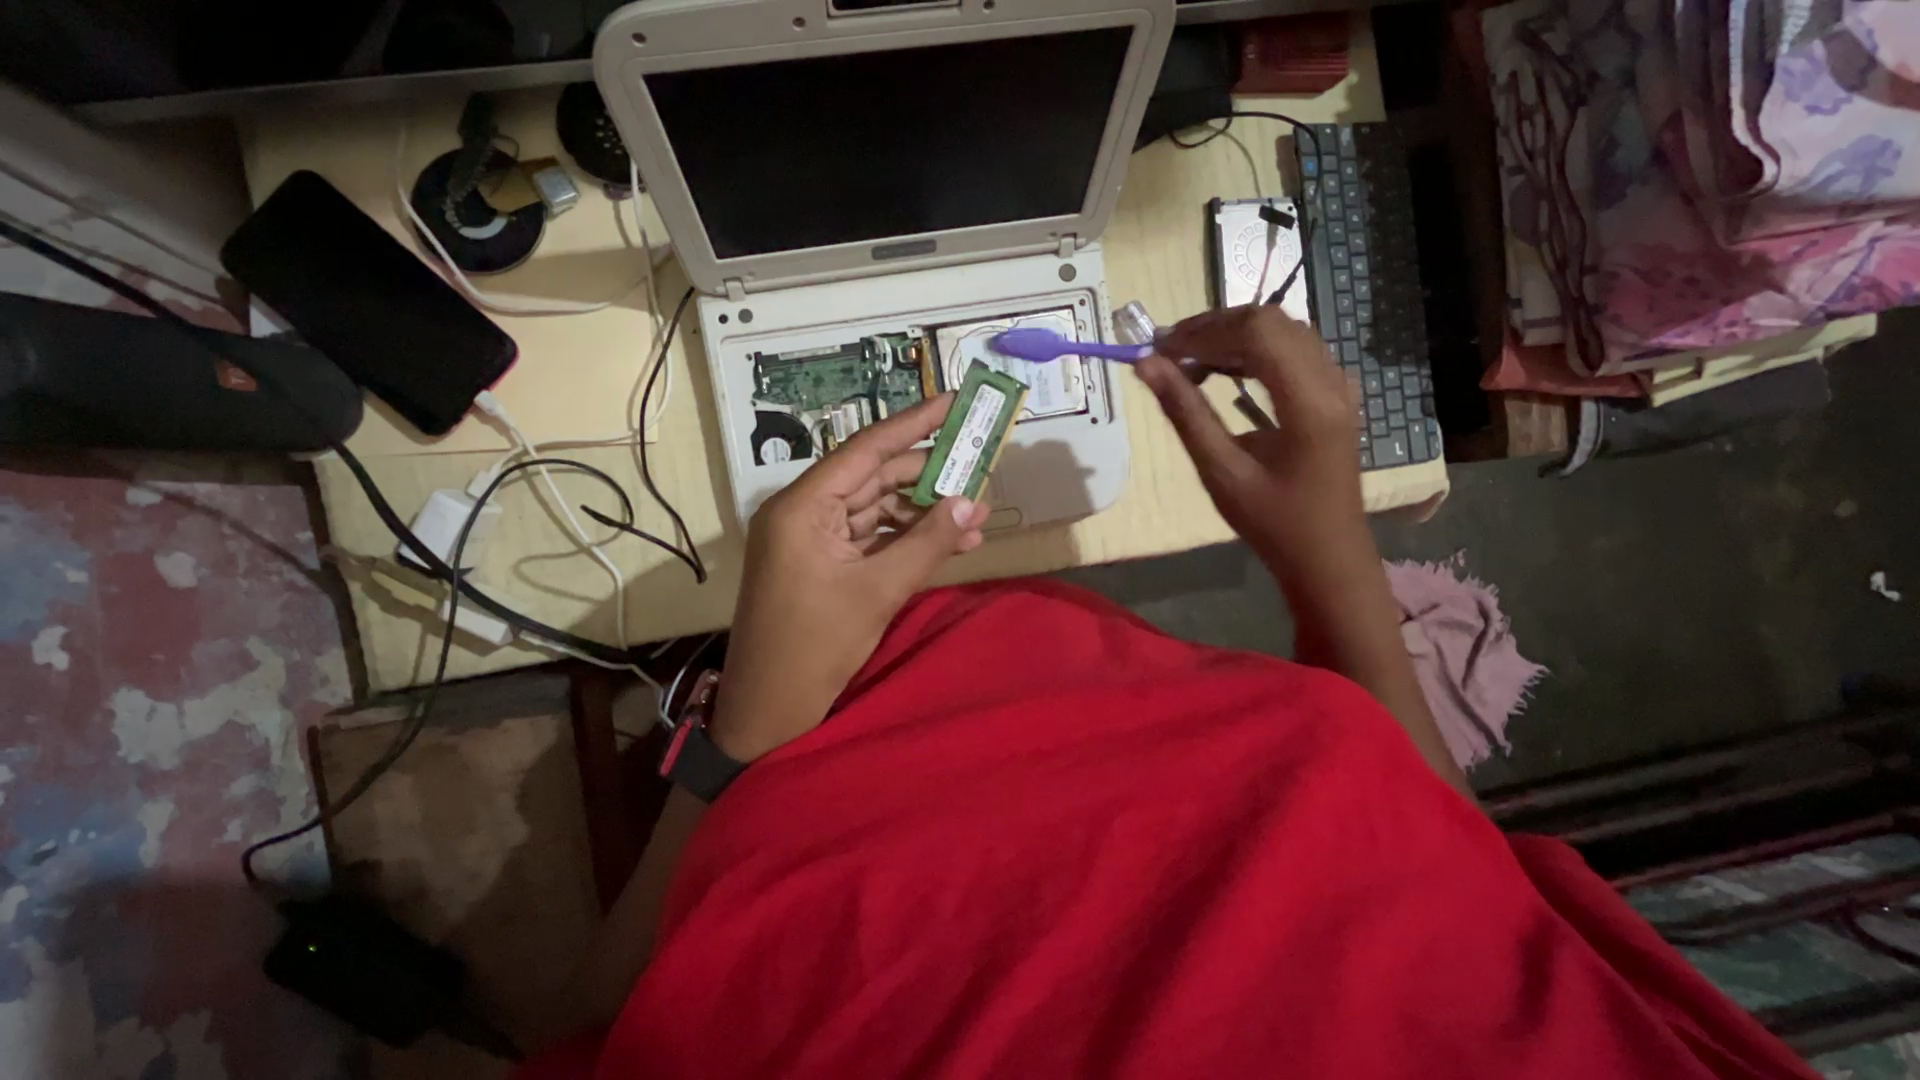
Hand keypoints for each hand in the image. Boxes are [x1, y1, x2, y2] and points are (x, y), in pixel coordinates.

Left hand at [711, 395, 989, 762]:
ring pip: (875, 509)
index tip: (954, 401)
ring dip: (922, 513)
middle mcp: (802, 511)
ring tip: (976, 517)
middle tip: (980, 472)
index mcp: (802, 506)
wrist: (767, 711)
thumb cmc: (815, 647)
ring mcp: (809, 538)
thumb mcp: (878, 591)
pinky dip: (904, 540)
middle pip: (873, 477)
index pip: (866, 449)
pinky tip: (949, 543)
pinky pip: (868, 538)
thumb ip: (928, 541)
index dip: (914, 423)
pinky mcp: (819, 563)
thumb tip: (974, 501)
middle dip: (927, 477)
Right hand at [1134, 306, 1364, 570]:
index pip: (1257, 333)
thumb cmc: (1273, 523)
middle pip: (1271, 322)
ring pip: (1283, 330)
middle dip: (1214, 328)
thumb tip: (1145, 364)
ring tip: (1188, 363)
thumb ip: (1185, 412)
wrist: (1328, 556)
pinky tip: (1223, 373)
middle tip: (1168, 353)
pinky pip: (1294, 350)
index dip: (1204, 331)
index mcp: (1309, 404)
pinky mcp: (1335, 394)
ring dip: (1233, 336)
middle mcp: (1331, 382)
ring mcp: (1339, 386)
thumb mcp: (1221, 472)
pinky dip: (1254, 350)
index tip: (1159, 348)